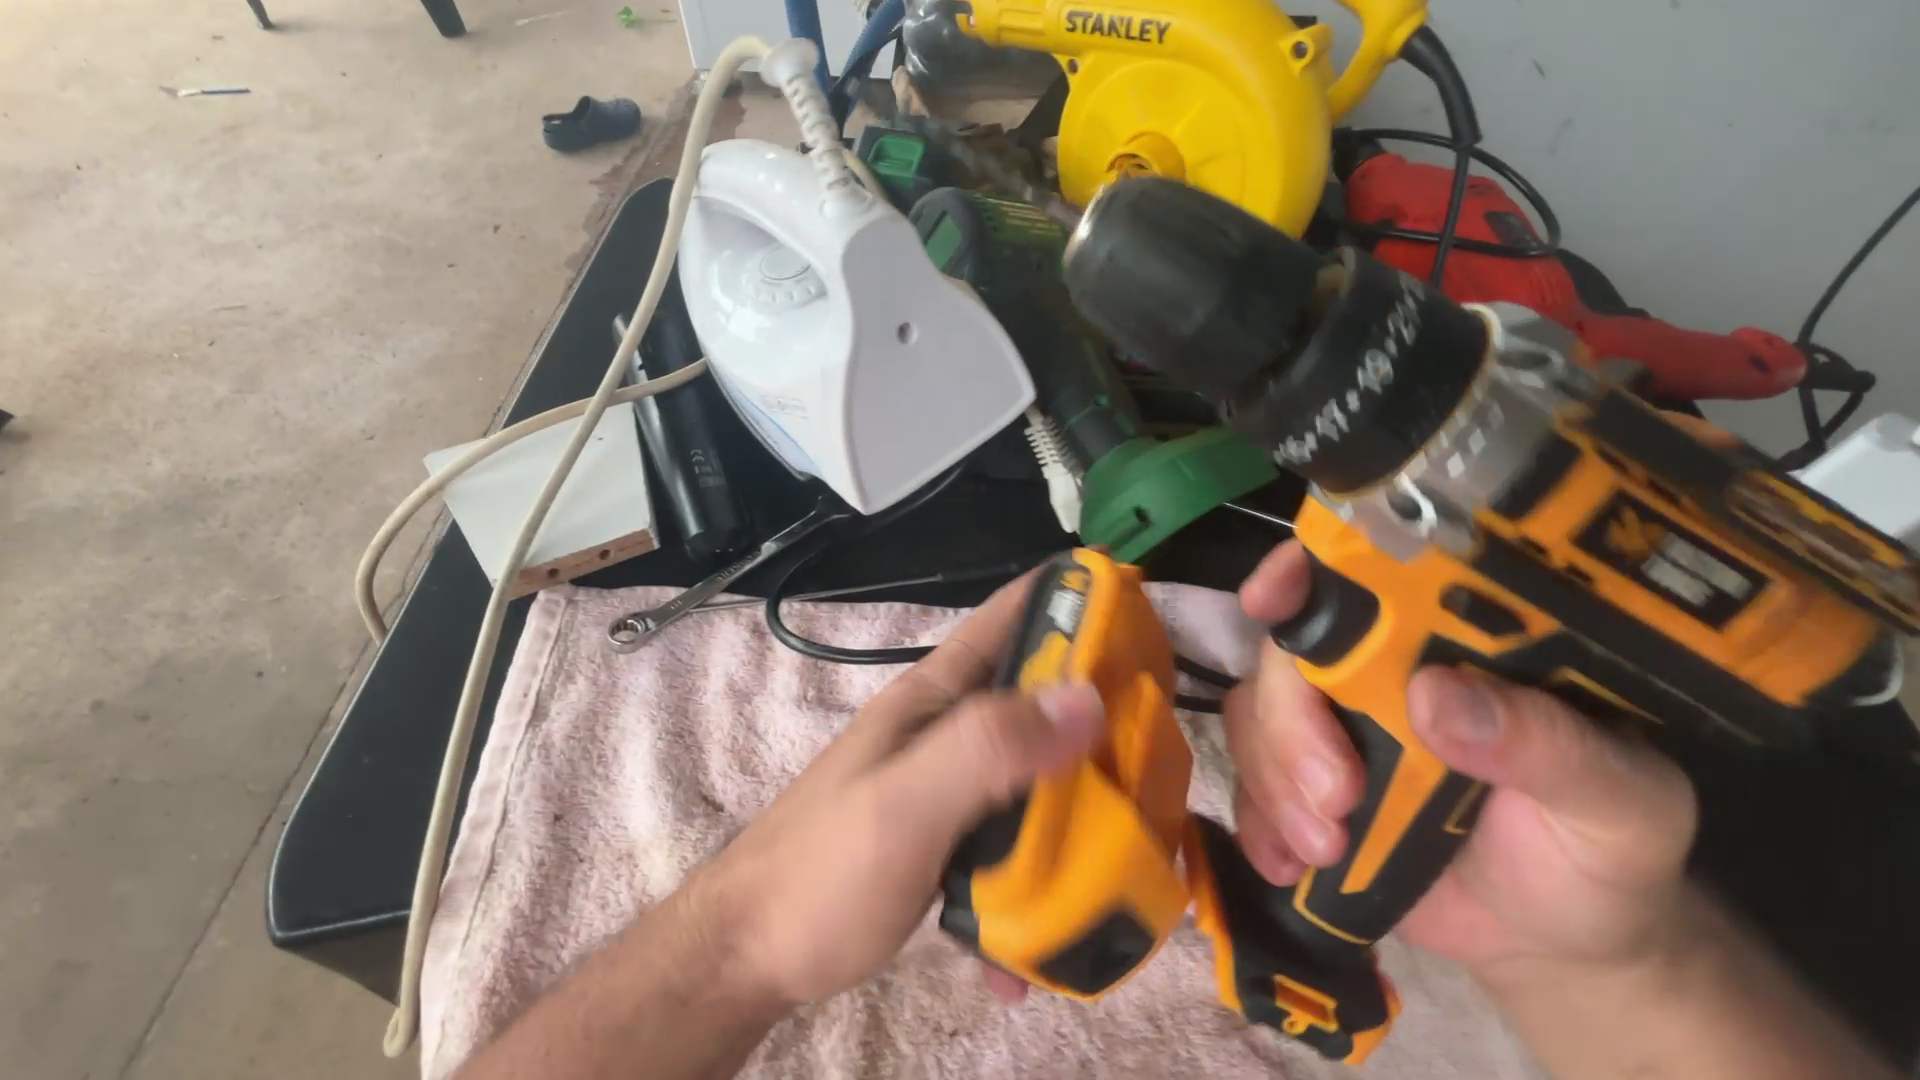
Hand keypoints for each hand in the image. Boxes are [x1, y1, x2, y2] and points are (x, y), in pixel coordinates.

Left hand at [681, 575, 1105, 1009]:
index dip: (1068, 600)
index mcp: (932, 700)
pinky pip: (1011, 848)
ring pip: (1033, 778)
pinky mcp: (949, 847)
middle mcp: (946, 735)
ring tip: (1125, 851)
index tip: (1138, 604)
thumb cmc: (821, 871)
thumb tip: (1086, 697)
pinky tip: (1038, 942)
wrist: (750, 957)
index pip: (1007, 621)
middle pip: (1035, 703)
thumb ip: (987, 747)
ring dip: (1076, 811)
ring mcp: (948, 792)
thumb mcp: (905, 805)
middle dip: (1096, 714)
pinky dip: (1034, 885)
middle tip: (1161, 742)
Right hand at [1228, 541, 1698, 984]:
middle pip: (1286, 659)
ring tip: (1327, 850)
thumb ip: (1546, 746)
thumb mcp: (1617, 802)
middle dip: (1291, 725)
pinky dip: (1257, 824)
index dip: (1304, 573)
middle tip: (1336, 800)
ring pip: (1255, 720)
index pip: (1363, 581)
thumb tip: (1435, 694)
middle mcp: (1376, 677)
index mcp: (1449, 649)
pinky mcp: (1300, 790)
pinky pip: (1247, 787)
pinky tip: (1289, 865)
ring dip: (1274, 784)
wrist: (1556, 943)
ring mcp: (1329, 731)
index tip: (1269, 598)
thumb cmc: (1602, 852)